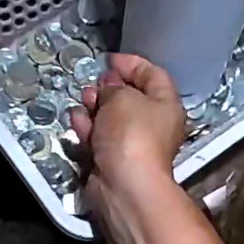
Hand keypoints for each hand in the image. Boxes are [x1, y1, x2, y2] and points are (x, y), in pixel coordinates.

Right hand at [68, 53, 187, 218]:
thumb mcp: (122, 97)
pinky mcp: (112, 160)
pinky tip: (78, 121)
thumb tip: (108, 88)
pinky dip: (88, 129)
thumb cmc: (131, 134)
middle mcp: (151, 125)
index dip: (131, 64)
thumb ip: (113, 87)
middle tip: (93, 85)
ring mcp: (131, 145)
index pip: (153, 75)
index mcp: (165, 105)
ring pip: (110, 119)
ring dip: (94, 108)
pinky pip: (99, 138)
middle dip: (108, 89)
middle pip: (128, 98)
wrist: (124, 183)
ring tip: (83, 102)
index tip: (109, 60)